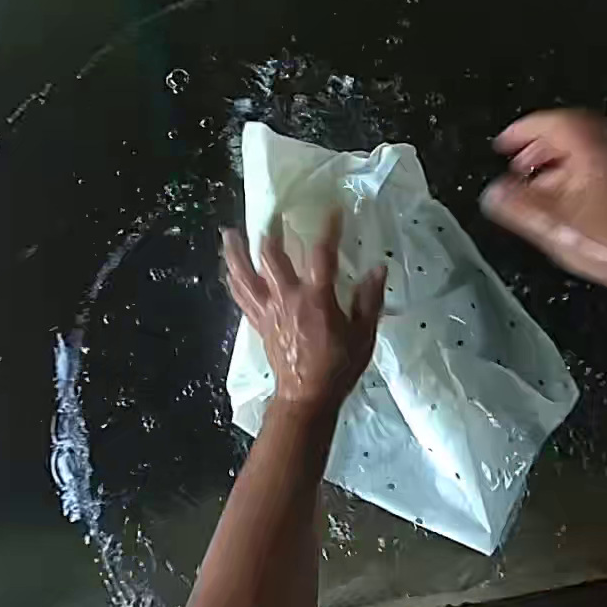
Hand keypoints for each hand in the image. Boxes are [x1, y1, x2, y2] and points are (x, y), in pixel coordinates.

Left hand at [223, 212, 386, 411]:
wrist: (307, 396)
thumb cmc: (339, 366)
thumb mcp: (364, 335)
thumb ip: (369, 300)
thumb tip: (378, 269)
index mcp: (316, 299)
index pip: (321, 255)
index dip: (328, 230)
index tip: (333, 210)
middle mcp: (287, 299)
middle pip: (271, 258)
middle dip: (270, 233)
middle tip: (272, 215)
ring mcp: (269, 311)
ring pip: (245, 275)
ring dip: (236, 253)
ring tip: (229, 233)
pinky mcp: (258, 323)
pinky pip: (241, 297)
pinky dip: (234, 280)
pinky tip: (229, 269)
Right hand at [480, 109, 606, 301]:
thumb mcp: (552, 227)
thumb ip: (516, 207)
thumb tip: (492, 193)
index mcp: (594, 154)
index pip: (556, 122)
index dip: (524, 129)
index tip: (504, 141)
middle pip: (573, 132)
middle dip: (539, 144)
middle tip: (517, 160)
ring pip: (587, 151)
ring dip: (556, 161)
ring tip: (535, 182)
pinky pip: (599, 168)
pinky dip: (573, 175)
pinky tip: (563, 202)